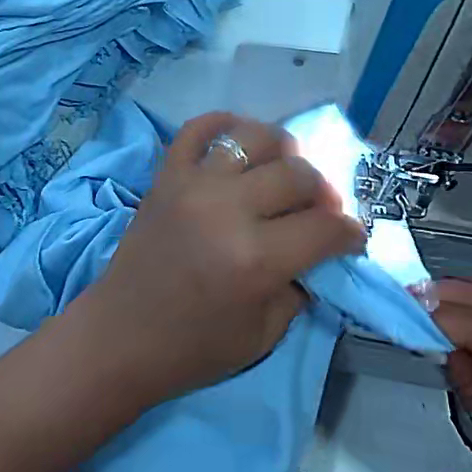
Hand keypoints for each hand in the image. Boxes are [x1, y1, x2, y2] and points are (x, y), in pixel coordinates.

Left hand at [70, 112, 365, 402]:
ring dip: (284, 150)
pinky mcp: (166, 174)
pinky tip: (241, 140)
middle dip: (323, 193)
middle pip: (299, 175)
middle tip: (320, 211)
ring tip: (285, 171)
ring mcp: (193, 185)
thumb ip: (302, 286)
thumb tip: (322, 249)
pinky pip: (198, 128)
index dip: (350, 232)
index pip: (326, 227)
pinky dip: (225, 124)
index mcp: (256, 260)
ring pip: (256, 137)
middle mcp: (227, 211)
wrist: (120, 337)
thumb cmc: (194, 347)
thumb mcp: (265, 332)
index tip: (351, 237)